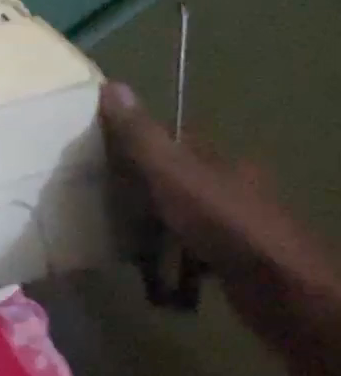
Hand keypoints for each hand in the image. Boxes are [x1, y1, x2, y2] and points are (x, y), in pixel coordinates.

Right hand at [98, 82, 340, 326]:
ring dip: (150, 217)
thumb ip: (140, 134)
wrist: (282, 291)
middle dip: (137, 180)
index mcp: (222, 162)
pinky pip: (188, 245)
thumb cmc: (223, 221)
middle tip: (93, 185)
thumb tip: (112, 84)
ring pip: (180, 211)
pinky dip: (166, 248)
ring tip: (110, 222)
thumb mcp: (171, 172)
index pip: (173, 140)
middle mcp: (234, 188)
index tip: (96, 145)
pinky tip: (143, 257)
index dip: (135, 138)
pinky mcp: (232, 259)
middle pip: (174, 175)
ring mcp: (236, 226)